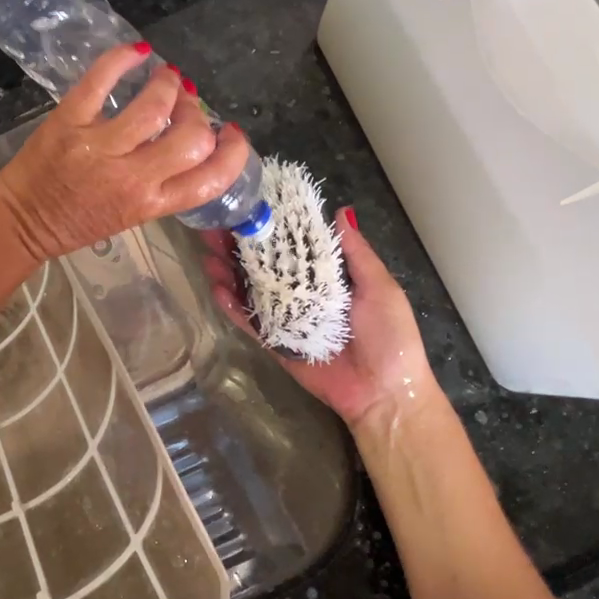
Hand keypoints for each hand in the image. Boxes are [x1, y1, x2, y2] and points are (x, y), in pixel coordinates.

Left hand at [0, 43, 251, 261]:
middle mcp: (131, 178)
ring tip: (165, 78)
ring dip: (168, 83)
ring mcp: (99, 148)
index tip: (231, 133)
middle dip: (195, 113)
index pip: (211, 179)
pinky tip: (137, 52)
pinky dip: (123, 58)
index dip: (234, 152)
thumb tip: (193, 138)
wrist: (21, 222)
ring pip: (154, 104)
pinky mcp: (69, 122)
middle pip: (191, 137)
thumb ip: (163, 184)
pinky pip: (102, 80)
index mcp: (150, 204)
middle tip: (184, 104)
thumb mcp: (132, 214)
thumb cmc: (77, 221)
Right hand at [201, 208, 440, 431]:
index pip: (295, 244)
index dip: (272, 226)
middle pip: (265, 264)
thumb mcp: (381, 288)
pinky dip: (232, 305)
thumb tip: (341, 211)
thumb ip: (357, 253)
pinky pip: (250, 321)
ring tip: (208, 253)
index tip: (249, 206)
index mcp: (329, 276)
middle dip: (239, 245)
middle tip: (215, 228)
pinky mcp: (275, 341)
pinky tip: (217, 288)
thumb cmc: (390, 337)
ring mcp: (286, 316)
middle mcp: (304, 292)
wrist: (384, 392)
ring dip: (229, 270)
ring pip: (251, 289)